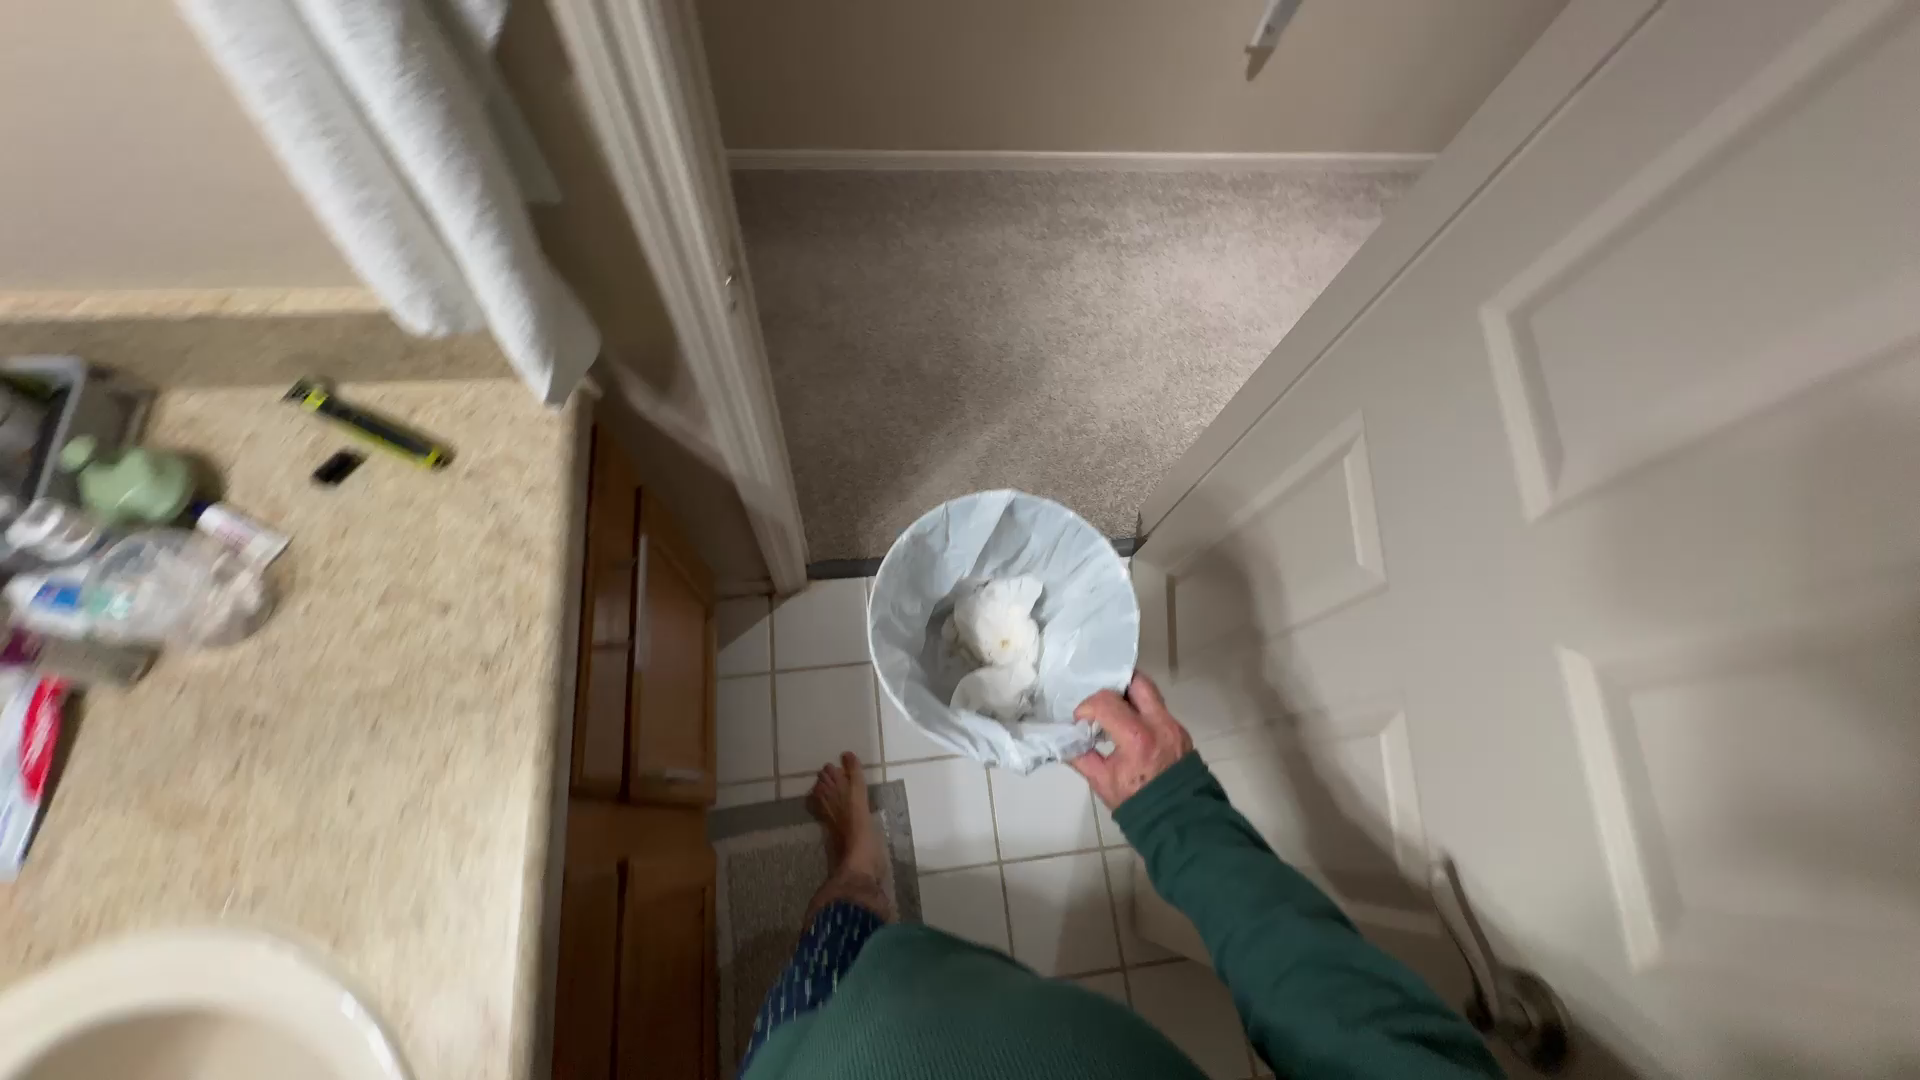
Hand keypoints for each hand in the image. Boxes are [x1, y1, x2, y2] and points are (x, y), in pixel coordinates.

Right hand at [1068, 671, 1192, 809]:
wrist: (1180, 821)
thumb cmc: (1137, 803)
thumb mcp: (1101, 782)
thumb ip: (1080, 755)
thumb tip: (1065, 738)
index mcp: (1137, 738)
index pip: (1106, 701)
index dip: (1086, 707)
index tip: (1081, 721)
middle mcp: (1159, 724)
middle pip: (1137, 682)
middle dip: (1114, 685)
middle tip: (1100, 699)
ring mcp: (1173, 726)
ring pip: (1151, 693)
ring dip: (1129, 695)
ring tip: (1114, 709)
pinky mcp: (1180, 731)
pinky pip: (1158, 709)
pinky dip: (1141, 710)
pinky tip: (1129, 724)